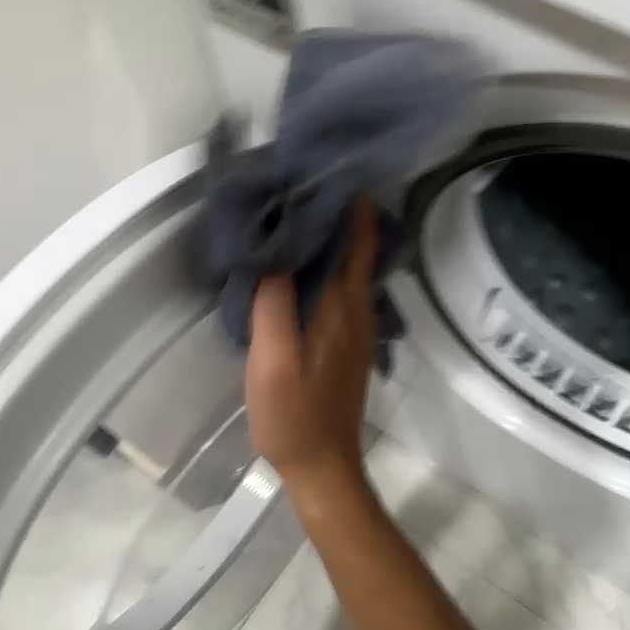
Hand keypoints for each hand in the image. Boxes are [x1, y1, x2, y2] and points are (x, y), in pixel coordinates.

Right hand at [247, 197, 378, 493]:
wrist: (322, 465)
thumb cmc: (294, 415)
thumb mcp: (272, 359)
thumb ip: (272, 302)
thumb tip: (273, 248)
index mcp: (342, 306)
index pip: (357, 238)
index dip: (349, 199)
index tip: (326, 164)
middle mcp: (357, 310)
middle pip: (356, 247)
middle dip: (336, 210)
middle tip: (301, 177)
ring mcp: (355, 328)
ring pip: (348, 267)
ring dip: (330, 237)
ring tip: (295, 209)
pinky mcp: (344, 343)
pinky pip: (339, 289)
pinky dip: (325, 265)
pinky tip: (298, 264)